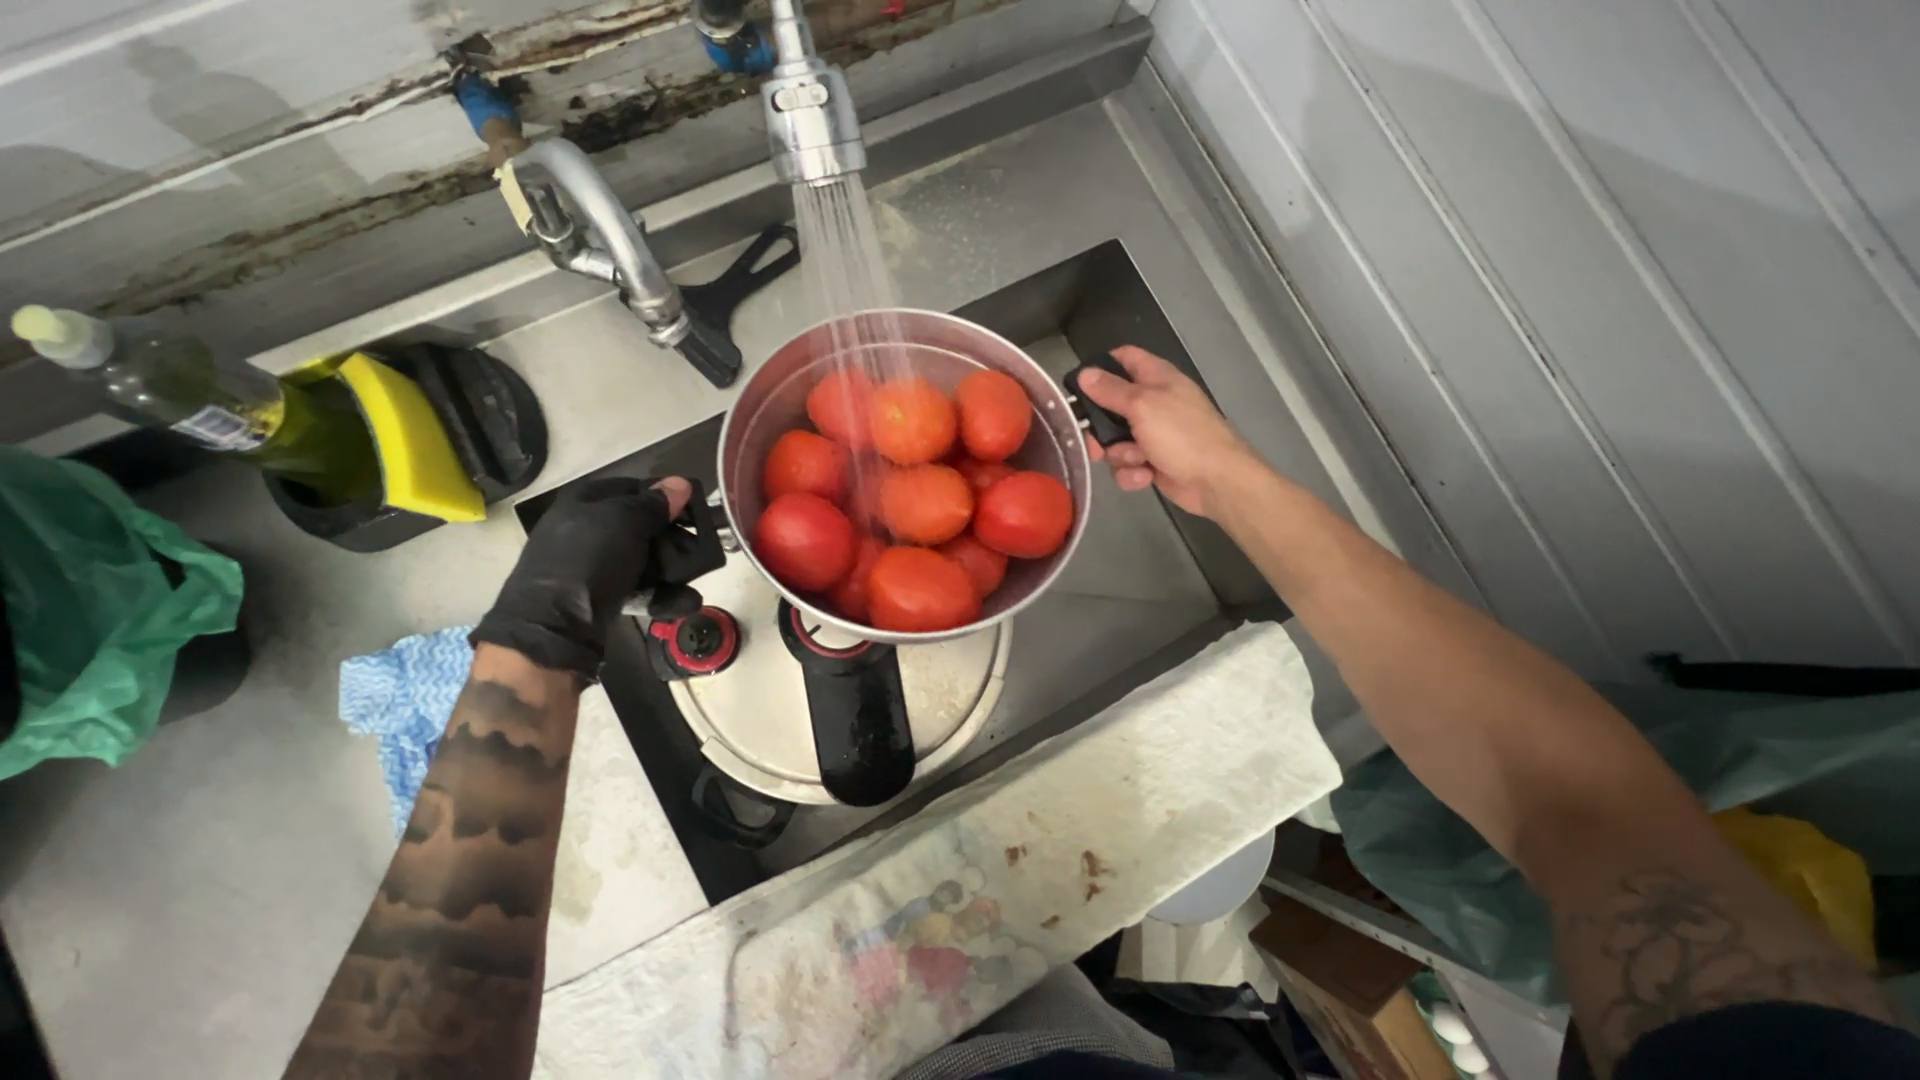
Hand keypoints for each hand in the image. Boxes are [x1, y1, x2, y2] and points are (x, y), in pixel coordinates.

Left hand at [470, 476, 691, 676]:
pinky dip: (662, 595)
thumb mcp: (625, 523)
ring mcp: (591, 567)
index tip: (692, 506)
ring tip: (698, 576)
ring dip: (673, 569)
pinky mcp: (599, 598)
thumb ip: (655, 504)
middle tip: (701, 544)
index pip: (630, 487)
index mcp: (583, 503)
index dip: (662, 495)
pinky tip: (687, 602)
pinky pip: (637, 590)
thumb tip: (680, 484)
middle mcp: (585, 531)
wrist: (552, 627)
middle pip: (640, 526)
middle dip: (673, 536)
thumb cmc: (589, 560)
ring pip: (641, 560)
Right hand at [1076, 347, 1258, 518]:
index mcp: (1157, 378)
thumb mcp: (1142, 405)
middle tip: (1092, 442)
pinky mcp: (1153, 462)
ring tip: (1136, 460)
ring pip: (1116, 441)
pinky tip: (1145, 477)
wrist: (1216, 480)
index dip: (1101, 367)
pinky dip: (1133, 472)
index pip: (1124, 358)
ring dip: (1120, 454)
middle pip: (1111, 406)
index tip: (1081, 386)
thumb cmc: (1181, 434)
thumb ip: (1111, 390)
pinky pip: (1128, 464)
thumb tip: (1084, 373)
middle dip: (1099, 427)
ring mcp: (1154, 434)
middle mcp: (1154, 402)